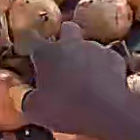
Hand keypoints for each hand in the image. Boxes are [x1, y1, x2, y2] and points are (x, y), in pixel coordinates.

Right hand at [23, 24, 139, 139]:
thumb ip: (27, 101)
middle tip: (60, 56)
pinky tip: (103, 82)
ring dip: (84, 55)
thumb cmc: (66, 108)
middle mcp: (71, 44)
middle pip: (66, 28)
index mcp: (47, 53)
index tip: (27, 45)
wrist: (109, 111)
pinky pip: (106, 59)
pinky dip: (103, 67)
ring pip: (87, 44)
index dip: (28, 40)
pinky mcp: (115, 58)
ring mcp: (95, 48)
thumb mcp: (37, 111)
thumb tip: (24, 97)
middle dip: (63, 37)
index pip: (31, 37)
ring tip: (83, 75)